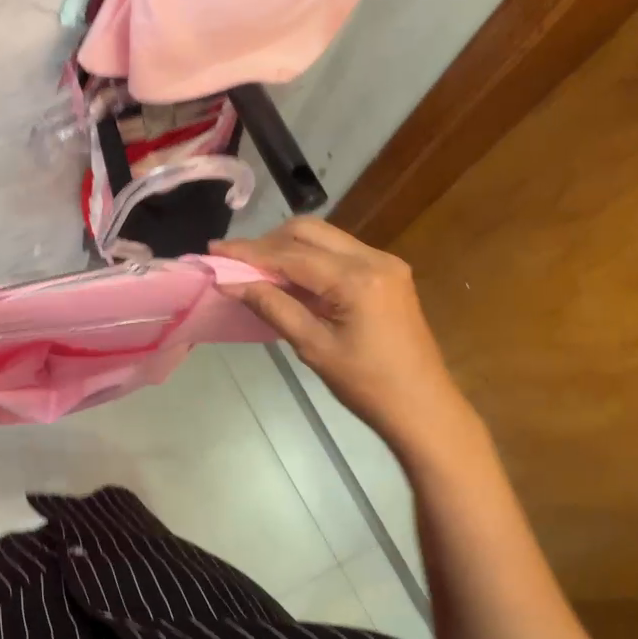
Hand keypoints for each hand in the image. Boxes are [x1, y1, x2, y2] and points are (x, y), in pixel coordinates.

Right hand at [211, 217, 466, 440]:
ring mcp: (384, 263)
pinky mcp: (388, 273)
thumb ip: (273, 307)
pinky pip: (339, 252)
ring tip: (256, 270)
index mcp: (356, 279)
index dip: (248, 252)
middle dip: (267, 242)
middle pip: (308, 231)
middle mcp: (373, 259)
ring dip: (288, 247)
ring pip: (324, 237)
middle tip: (235, 261)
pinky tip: (290, 279)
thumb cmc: (367, 385)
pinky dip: (310, 258)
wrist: (423, 407)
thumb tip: (232, 284)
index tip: (214, 250)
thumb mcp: (313, 347)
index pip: (291, 254)